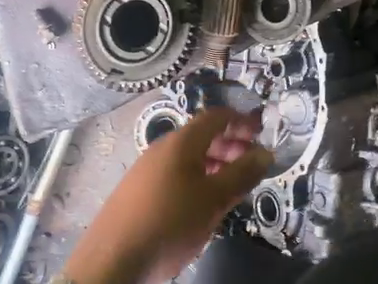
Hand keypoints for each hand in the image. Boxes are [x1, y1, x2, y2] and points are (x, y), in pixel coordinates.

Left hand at [62, 107, 272, 283]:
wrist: (111, 260)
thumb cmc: (169, 222)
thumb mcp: (213, 200)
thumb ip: (242, 174)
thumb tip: (266, 152)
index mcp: (182, 141)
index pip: (216, 117)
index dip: (240, 120)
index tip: (261, 132)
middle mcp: (163, 147)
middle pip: (201, 135)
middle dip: (229, 144)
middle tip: (250, 164)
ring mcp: (146, 169)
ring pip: (187, 157)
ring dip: (213, 164)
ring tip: (230, 187)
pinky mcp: (137, 191)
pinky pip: (174, 174)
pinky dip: (195, 178)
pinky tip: (199, 205)